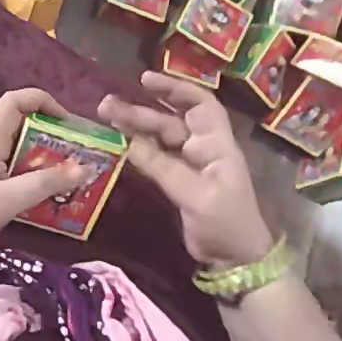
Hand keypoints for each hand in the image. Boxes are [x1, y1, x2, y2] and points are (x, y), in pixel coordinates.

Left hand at [0, 89, 87, 249]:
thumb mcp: (10, 199)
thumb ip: (46, 183)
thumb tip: (83, 169)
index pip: (15, 101)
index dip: (43, 101)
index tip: (66, 122)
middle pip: (23, 124)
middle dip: (52, 136)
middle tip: (76, 155)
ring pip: (20, 147)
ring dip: (45, 158)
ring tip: (69, 176)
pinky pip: (13, 166)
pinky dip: (32, 174)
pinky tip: (47, 194)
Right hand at [98, 72, 274, 268]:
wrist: (235, 259)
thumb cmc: (225, 223)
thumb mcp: (195, 195)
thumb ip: (162, 168)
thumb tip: (127, 142)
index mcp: (216, 145)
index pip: (198, 104)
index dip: (173, 88)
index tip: (143, 80)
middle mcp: (203, 148)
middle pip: (171, 121)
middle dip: (141, 110)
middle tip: (106, 105)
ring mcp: (190, 166)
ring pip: (160, 139)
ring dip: (135, 128)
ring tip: (106, 118)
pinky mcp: (179, 183)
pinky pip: (155, 159)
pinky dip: (138, 150)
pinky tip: (118, 145)